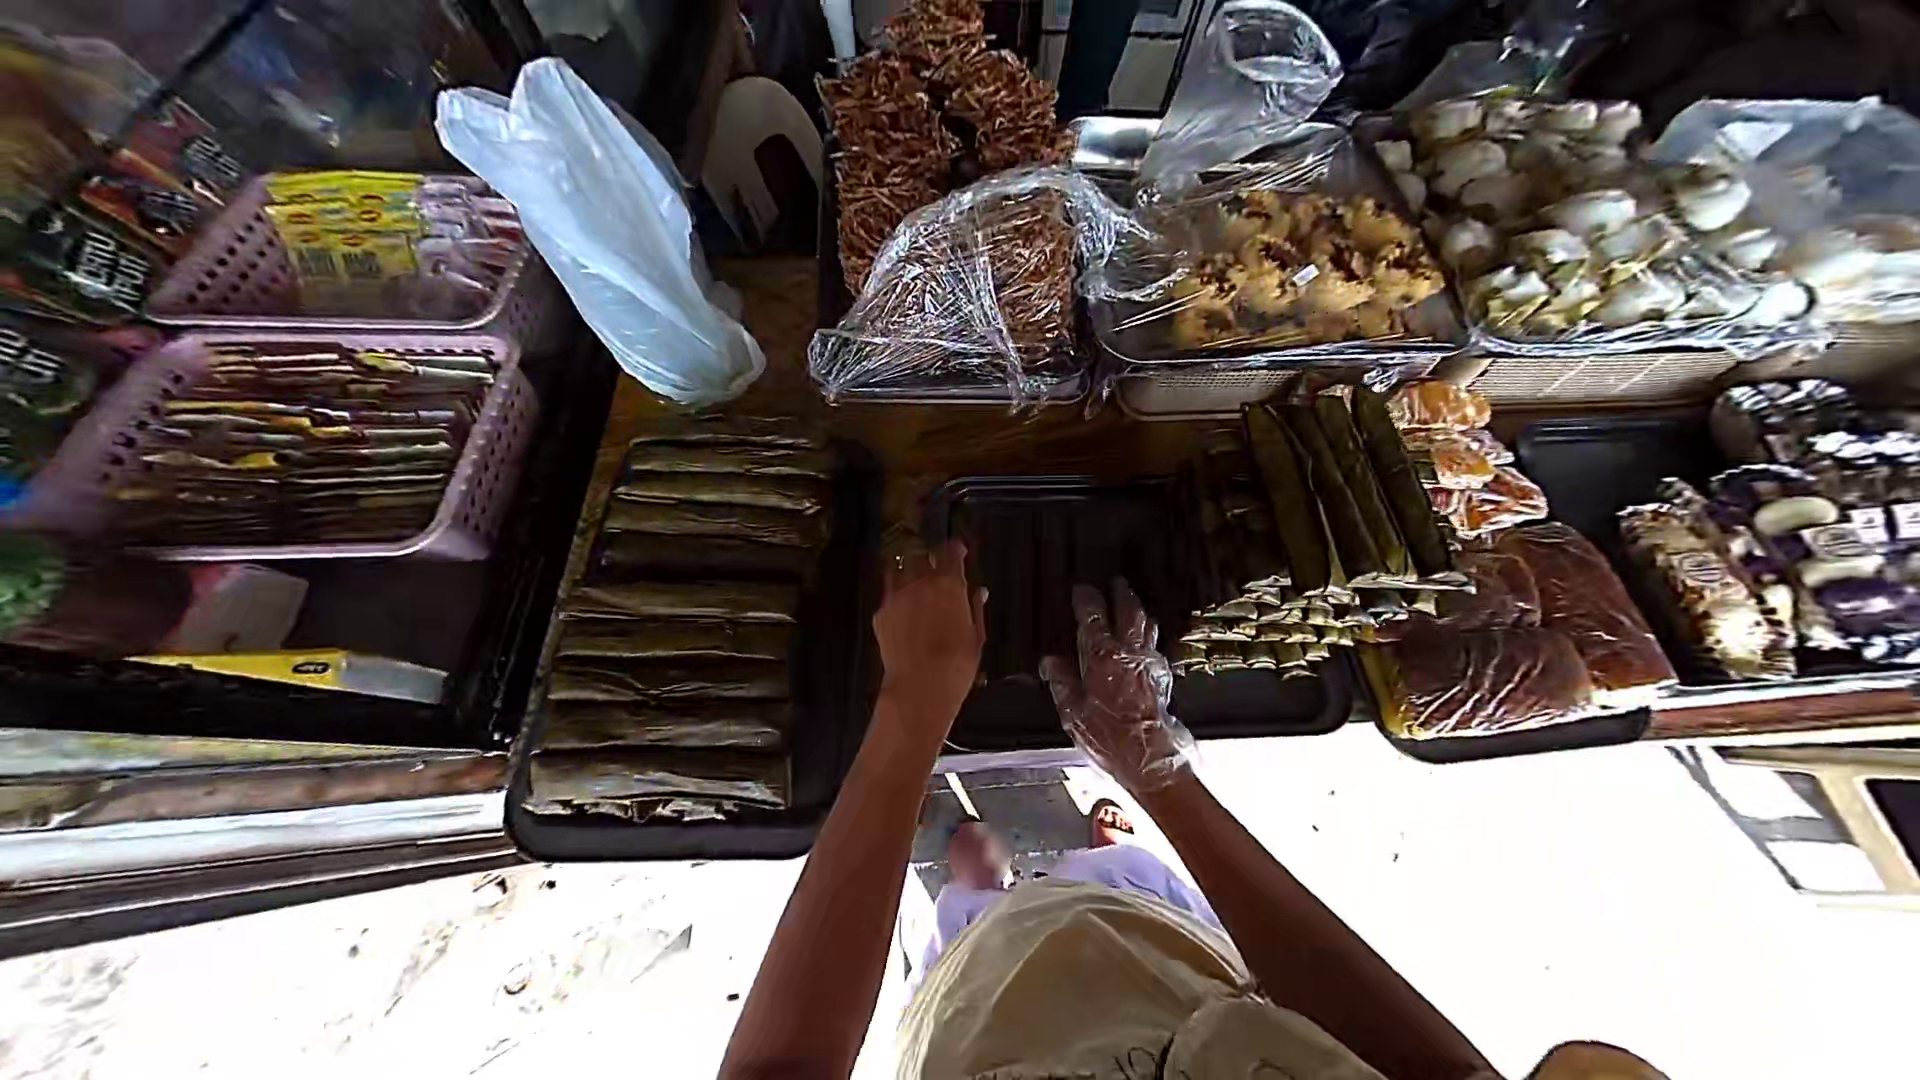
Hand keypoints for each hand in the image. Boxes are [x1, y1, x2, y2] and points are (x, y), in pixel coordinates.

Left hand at [874, 538, 986, 732]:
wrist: (919, 688)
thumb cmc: (956, 666)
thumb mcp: (976, 636)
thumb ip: (975, 609)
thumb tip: (979, 593)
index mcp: (949, 585)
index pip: (951, 553)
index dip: (955, 550)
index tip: (958, 551)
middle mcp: (921, 583)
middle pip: (923, 558)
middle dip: (930, 561)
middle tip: (936, 572)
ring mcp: (897, 596)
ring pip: (901, 571)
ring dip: (909, 574)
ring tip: (915, 586)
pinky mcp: (881, 613)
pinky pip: (889, 597)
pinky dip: (896, 600)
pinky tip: (903, 614)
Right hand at [1041, 578, 1193, 792]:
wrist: (1150, 759)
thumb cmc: (1108, 736)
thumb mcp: (1072, 711)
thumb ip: (1061, 681)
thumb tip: (1051, 661)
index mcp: (1102, 656)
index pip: (1093, 616)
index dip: (1086, 599)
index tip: (1081, 588)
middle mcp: (1128, 652)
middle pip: (1128, 611)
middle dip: (1121, 593)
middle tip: (1116, 582)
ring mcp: (1148, 662)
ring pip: (1146, 624)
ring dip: (1138, 610)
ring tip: (1132, 602)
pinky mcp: (1161, 676)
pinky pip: (1154, 644)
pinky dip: (1148, 634)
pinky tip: (1144, 639)